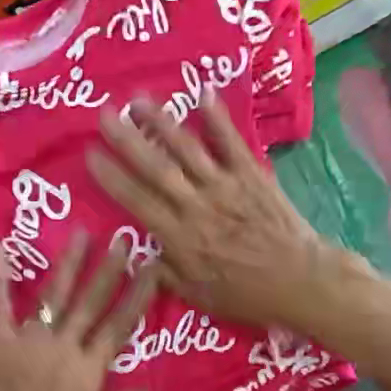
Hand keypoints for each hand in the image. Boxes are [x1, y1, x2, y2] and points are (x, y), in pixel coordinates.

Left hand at [0, 233, 161, 390]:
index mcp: (88, 370)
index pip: (119, 326)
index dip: (138, 296)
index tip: (153, 268)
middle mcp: (62, 346)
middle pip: (90, 302)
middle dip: (109, 269)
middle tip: (123, 238)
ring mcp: (28, 338)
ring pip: (54, 294)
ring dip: (69, 263)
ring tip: (81, 233)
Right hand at [86, 92, 363, 330]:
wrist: (300, 281)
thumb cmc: (246, 294)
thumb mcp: (198, 297)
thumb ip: (165, 275)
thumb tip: (137, 259)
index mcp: (179, 236)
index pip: (136, 200)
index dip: (111, 176)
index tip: (90, 154)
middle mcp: (196, 205)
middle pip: (156, 167)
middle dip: (127, 139)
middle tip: (104, 115)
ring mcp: (225, 186)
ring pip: (187, 149)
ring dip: (161, 122)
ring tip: (139, 101)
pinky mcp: (251, 175)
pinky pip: (231, 142)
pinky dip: (217, 118)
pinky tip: (202, 93)